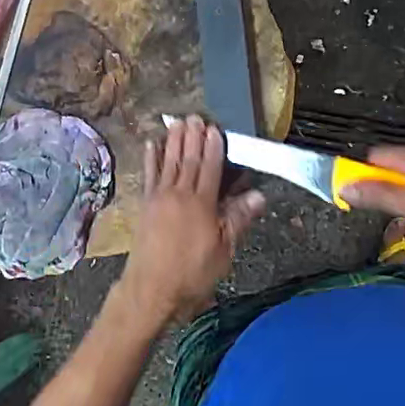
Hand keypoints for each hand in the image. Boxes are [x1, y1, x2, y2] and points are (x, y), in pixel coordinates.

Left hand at [117, 117, 263, 326]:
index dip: (214, 147)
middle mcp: (178, 195)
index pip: (210, 168)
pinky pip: (148, 175)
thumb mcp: (223, 251)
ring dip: (173, 140)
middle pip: (187, 160)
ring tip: (177, 121)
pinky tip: (151, 144)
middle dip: (192, 137)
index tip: (216, 129)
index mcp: (201, 205)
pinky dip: (150, 158)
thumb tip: (259, 194)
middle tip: (196, 116)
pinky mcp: (145, 205)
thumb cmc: (192, 275)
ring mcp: (158, 198)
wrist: (152, 290)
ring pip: (168, 162)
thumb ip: (238, 219)